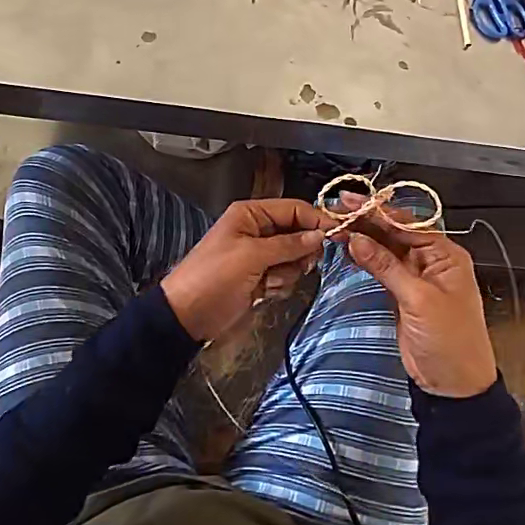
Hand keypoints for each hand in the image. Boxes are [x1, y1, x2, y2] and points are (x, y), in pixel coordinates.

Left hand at [162, 200, 329, 341]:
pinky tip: (264, 291)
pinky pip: (285, 275)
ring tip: (268, 280)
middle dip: (300, 251)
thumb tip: (320, 235)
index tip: (337, 234)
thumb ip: (289, 244)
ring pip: (295, 257)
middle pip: (299, 233)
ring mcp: (260, 255)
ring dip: (287, 271)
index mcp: (251, 214)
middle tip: (297, 263)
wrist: (187, 316)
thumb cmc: (213, 277)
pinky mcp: (261, 277)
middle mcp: (257, 230)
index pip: (294, 208)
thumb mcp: (251, 256)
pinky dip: (280, 284)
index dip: (316, 220)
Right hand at [335, 193, 496, 397]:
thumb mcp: (419, 299)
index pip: (407, 224)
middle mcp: (431, 260)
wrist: (453, 384)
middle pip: (395, 233)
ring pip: (385, 249)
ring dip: (362, 238)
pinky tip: (348, 248)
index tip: (352, 201)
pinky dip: (365, 259)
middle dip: (367, 221)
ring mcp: (415, 277)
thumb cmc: (450, 340)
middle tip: (336, 210)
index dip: (378, 212)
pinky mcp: (402, 294)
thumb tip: (357, 240)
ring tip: (336, 226)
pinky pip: (381, 268)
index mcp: (445, 255)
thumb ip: (386, 267)